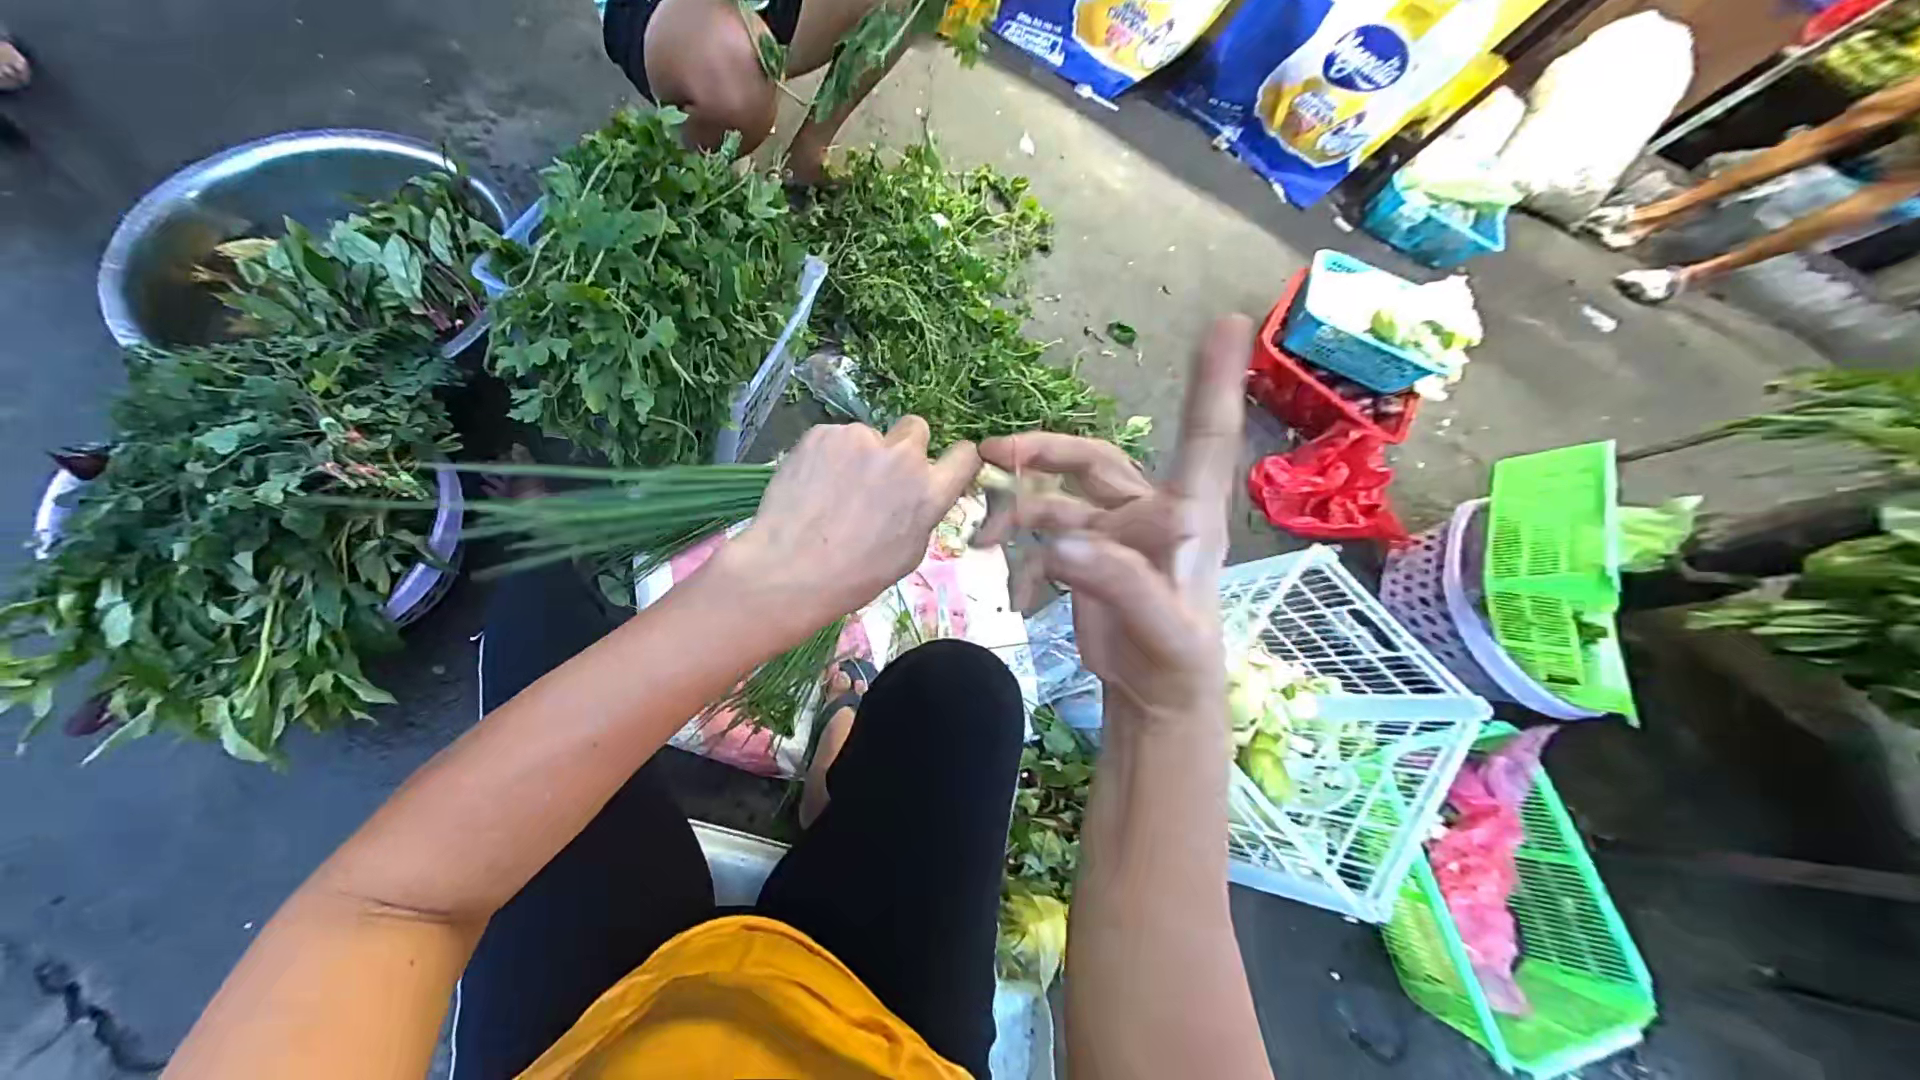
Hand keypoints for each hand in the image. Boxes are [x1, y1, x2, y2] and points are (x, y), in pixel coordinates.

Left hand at [720, 417, 979, 630]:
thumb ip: (921, 513)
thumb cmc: (855, 575)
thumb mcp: (909, 553)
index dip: (956, 458)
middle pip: (916, 428)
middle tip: (878, 474)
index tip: (943, 463)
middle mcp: (903, 457)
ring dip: (858, 455)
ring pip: (868, 436)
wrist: (790, 570)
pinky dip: (826, 456)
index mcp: (929, 492)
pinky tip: (810, 485)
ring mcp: (861, 439)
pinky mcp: (823, 433)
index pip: (966, 456)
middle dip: (902, 445)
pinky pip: (834, 438)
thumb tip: (916, 495)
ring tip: (831, 491)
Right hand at [978, 316, 1250, 725]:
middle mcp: (1149, 512)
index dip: (1213, 383)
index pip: (1204, 439)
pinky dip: (1024, 557)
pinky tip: (1014, 586)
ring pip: (1056, 500)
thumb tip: (1060, 543)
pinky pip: (1044, 540)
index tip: (1227, 324)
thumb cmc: (1177, 660)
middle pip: (1092, 460)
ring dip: (1017, 512)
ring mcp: (1113, 534)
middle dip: (1043, 453)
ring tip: (983, 535)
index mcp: (1186, 516)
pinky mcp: (1087, 558)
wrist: (1154, 694)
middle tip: (993, 452)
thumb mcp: (1161, 629)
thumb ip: (1119, 583)